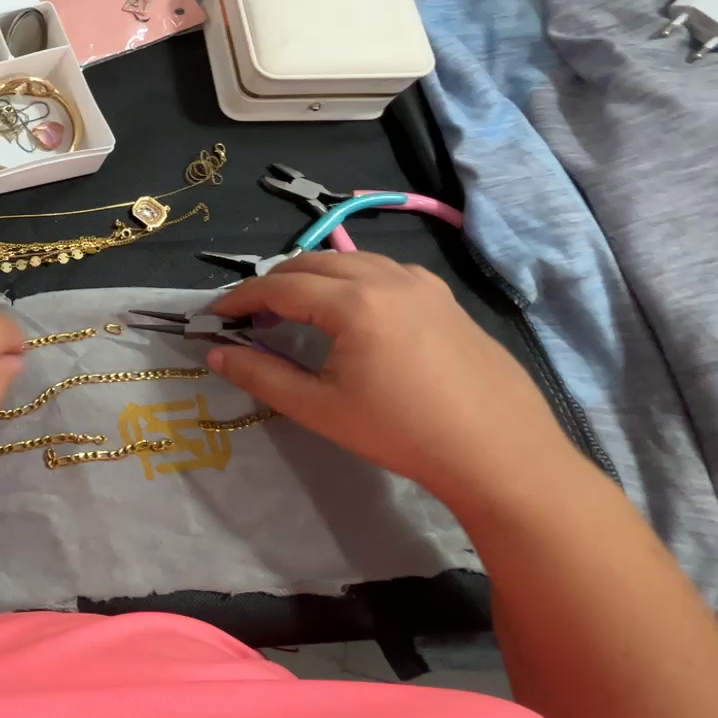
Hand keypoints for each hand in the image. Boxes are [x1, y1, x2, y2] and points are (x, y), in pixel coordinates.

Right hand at [206, 251, 582, 504]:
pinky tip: (349, 312)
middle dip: (272, 282)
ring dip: (311, 276)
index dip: (240, 299)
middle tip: (250, 314)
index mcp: (354, 303)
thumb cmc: (402, 432)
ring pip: (349, 261)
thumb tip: (215, 353)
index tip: (214, 316)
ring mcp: (424, 286)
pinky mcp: (446, 300)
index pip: (278, 287)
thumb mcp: (318, 408)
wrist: (503, 456)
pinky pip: (384, 271)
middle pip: (310, 262)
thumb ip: (259, 375)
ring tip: (293, 308)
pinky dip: (351, 279)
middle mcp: (388, 280)